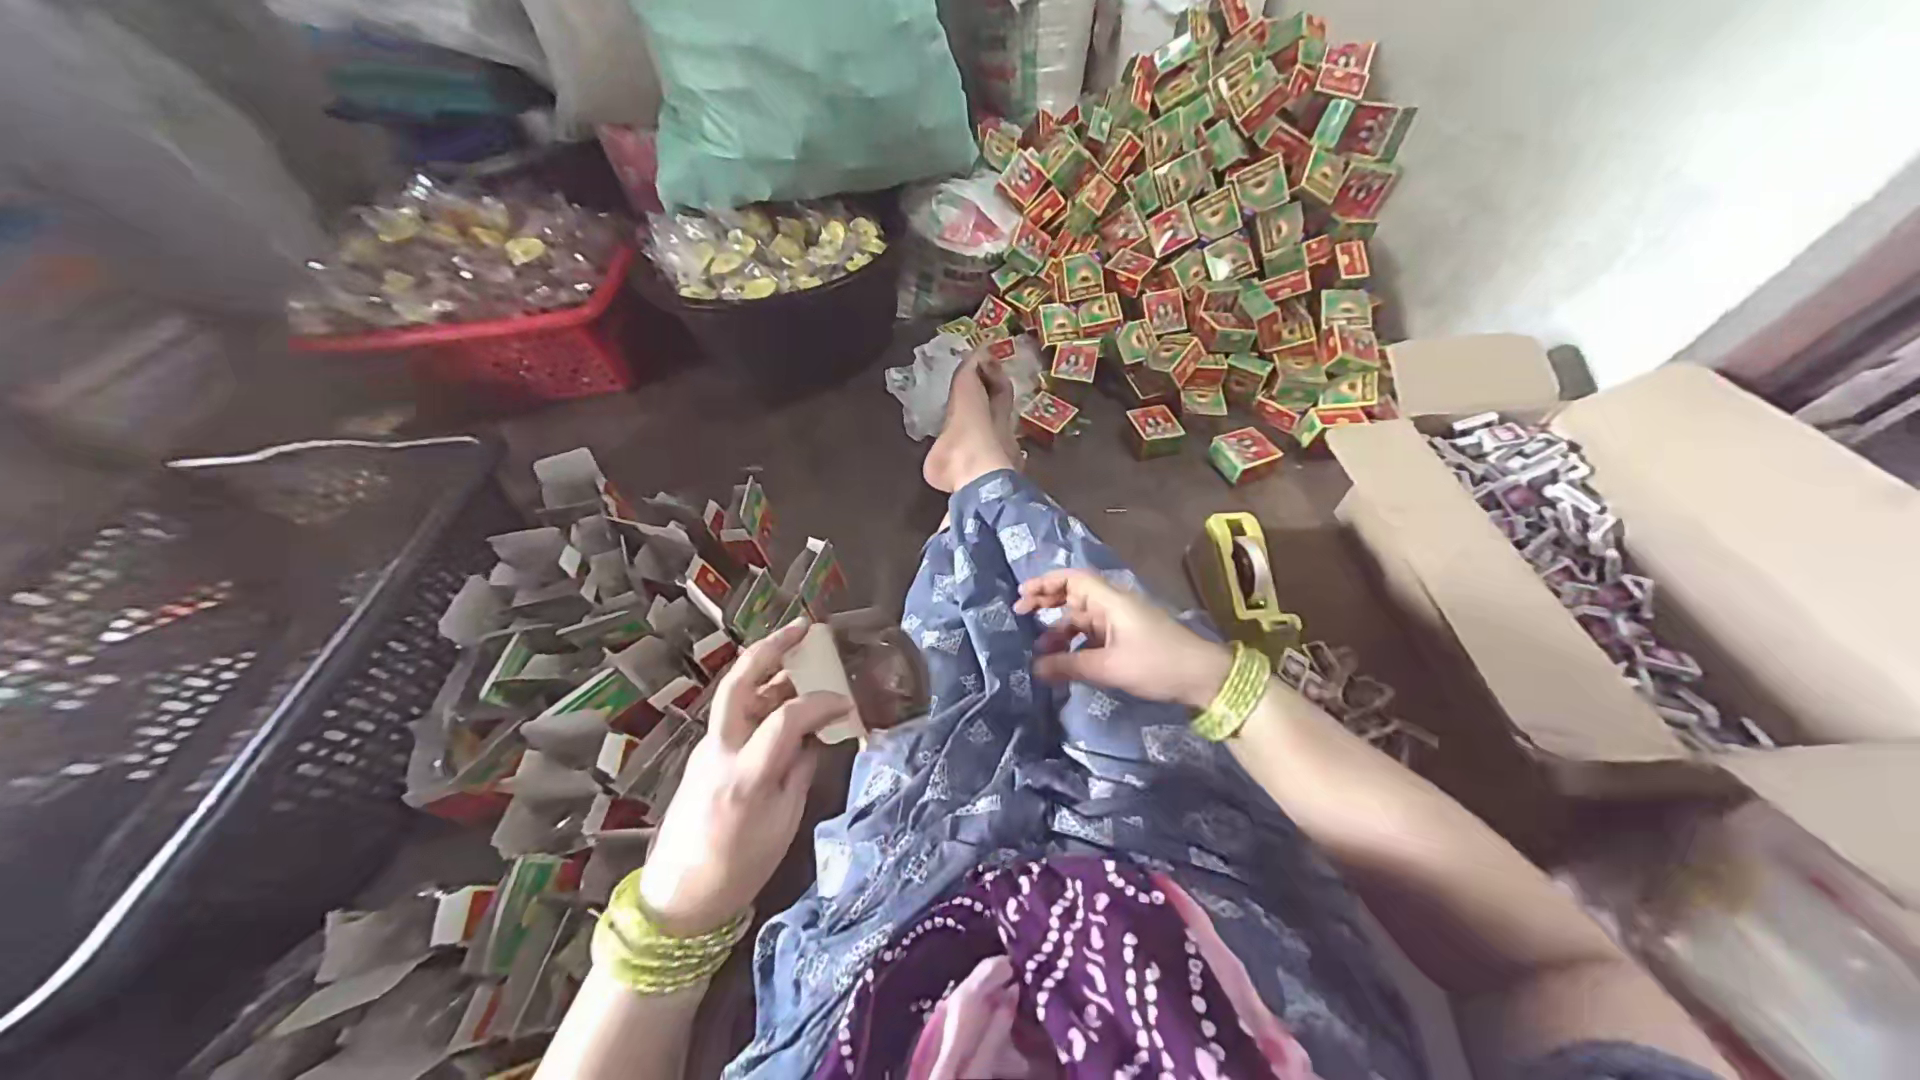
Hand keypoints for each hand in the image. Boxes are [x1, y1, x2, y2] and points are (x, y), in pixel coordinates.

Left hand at [639, 619, 852, 936]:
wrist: (678, 899)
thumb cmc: (737, 869)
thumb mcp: (783, 823)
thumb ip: (800, 770)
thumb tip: (817, 734)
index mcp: (743, 775)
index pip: (785, 718)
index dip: (821, 704)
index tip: (846, 704)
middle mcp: (719, 751)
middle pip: (740, 681)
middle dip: (772, 648)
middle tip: (804, 628)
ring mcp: (708, 748)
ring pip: (736, 691)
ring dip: (768, 668)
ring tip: (802, 656)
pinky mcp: (706, 753)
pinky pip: (737, 712)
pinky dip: (762, 694)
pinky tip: (785, 696)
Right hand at [1014, 569, 1232, 710]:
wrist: (1203, 678)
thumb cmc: (1156, 663)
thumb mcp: (1109, 667)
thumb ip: (1069, 665)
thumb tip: (1035, 668)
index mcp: (1110, 600)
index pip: (1072, 579)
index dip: (1046, 582)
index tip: (1022, 594)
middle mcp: (1112, 604)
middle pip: (1073, 596)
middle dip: (1046, 602)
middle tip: (1020, 615)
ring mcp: (1119, 621)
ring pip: (1080, 618)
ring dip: (1058, 630)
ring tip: (1038, 650)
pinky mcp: (1124, 638)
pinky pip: (1091, 634)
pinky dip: (1073, 643)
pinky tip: (1061, 661)